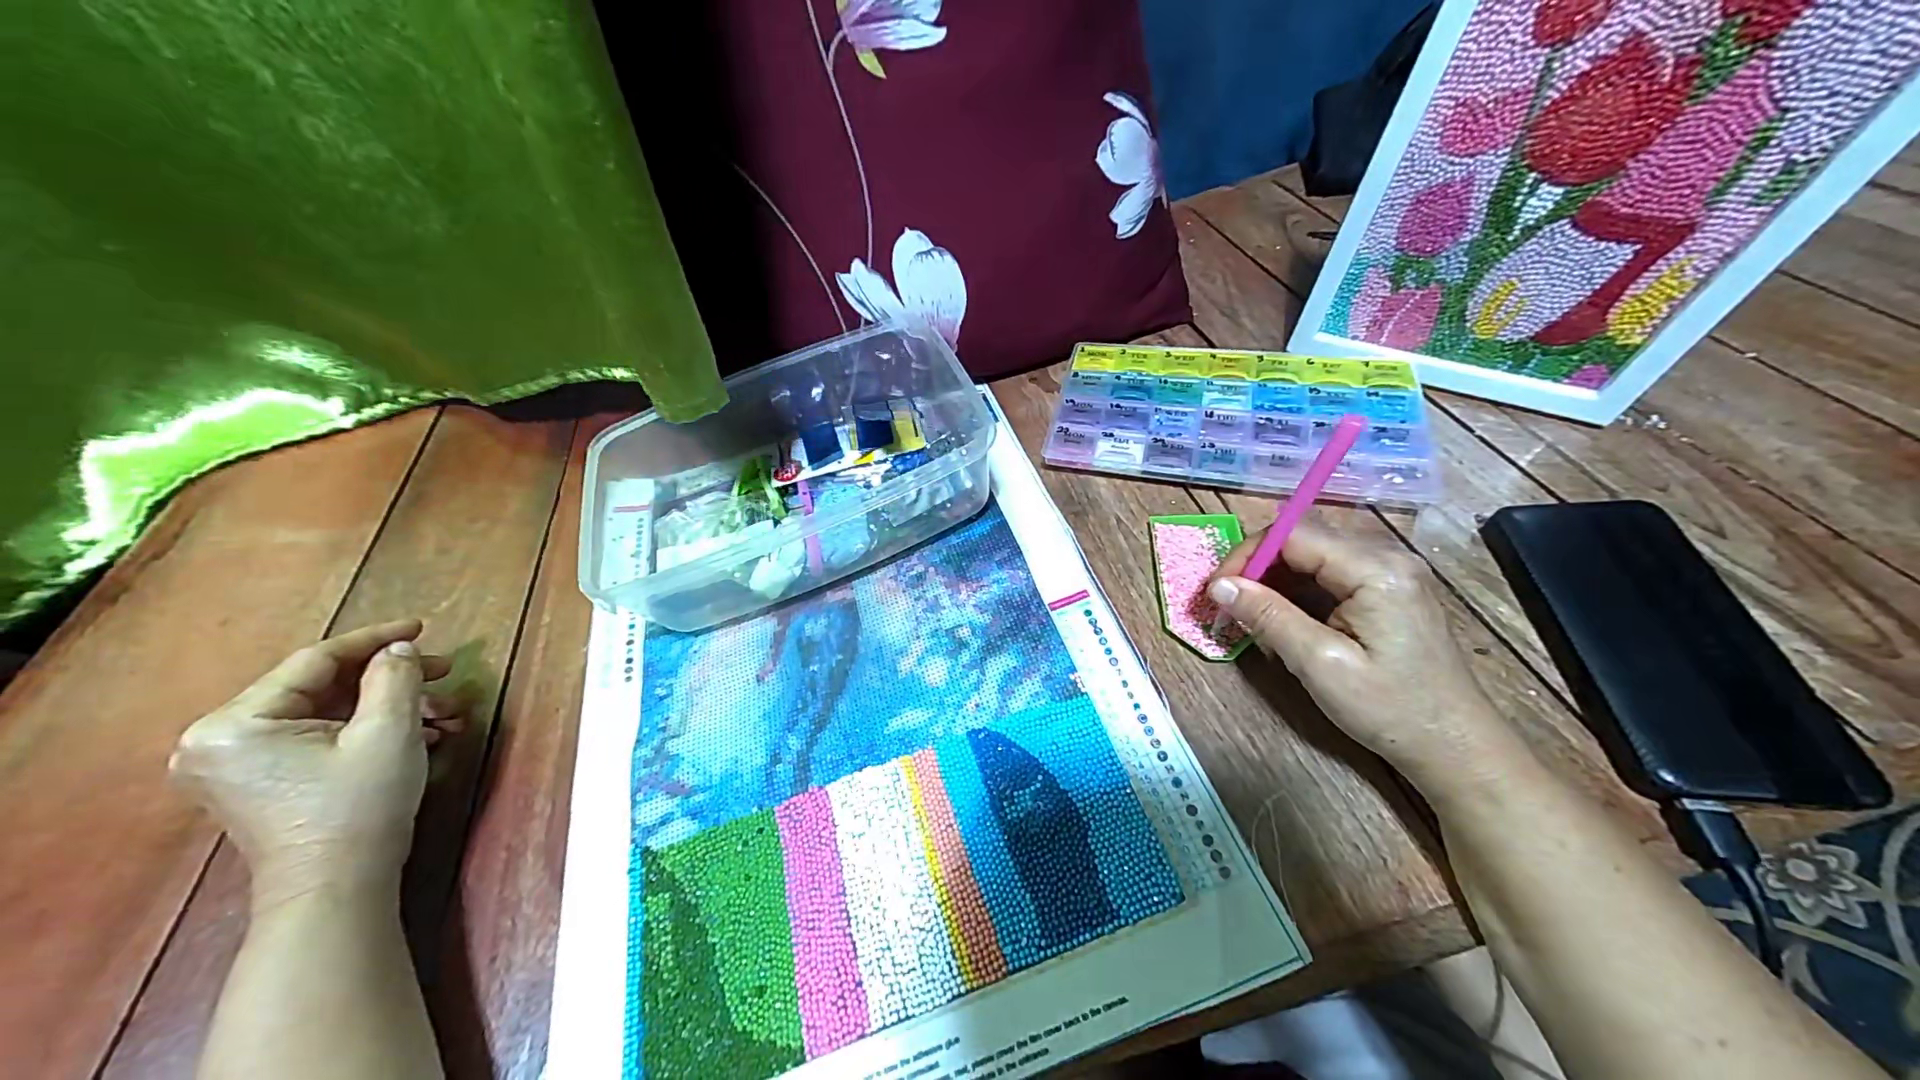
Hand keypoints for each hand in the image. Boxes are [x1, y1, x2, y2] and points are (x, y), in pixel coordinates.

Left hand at [170, 621, 463, 909]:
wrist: (337, 889)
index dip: (375, 639)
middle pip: (321, 688)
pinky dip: (367, 729)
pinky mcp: (259, 782)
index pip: (315, 662)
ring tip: (443, 713)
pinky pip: (317, 737)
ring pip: (326, 712)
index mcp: (234, 724)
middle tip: (443, 672)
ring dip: (388, 706)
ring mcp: (235, 765)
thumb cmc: (359, 807)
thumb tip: (400, 649)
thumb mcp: (388, 733)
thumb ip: (394, 678)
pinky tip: (418, 733)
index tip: (422, 628)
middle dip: (390, 679)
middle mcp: (219, 740)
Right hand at [1207, 525, 1510, 779]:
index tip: (1216, 591)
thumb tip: (1219, 586)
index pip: (1293, 534)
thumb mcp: (1319, 664)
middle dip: (1257, 565)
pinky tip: (1285, 619)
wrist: (1454, 745)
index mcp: (1376, 569)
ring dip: (1275, 577)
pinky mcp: (1388, 588)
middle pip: (1303, 537)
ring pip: (1313, 553)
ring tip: (1252, 614)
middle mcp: (1387, 556)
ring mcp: (1391, 570)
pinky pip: (1330, 571)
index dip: (1246, 555)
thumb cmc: (1389, 709)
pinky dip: (1298, 588)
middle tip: (1229, 603)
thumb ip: (1268, 617)